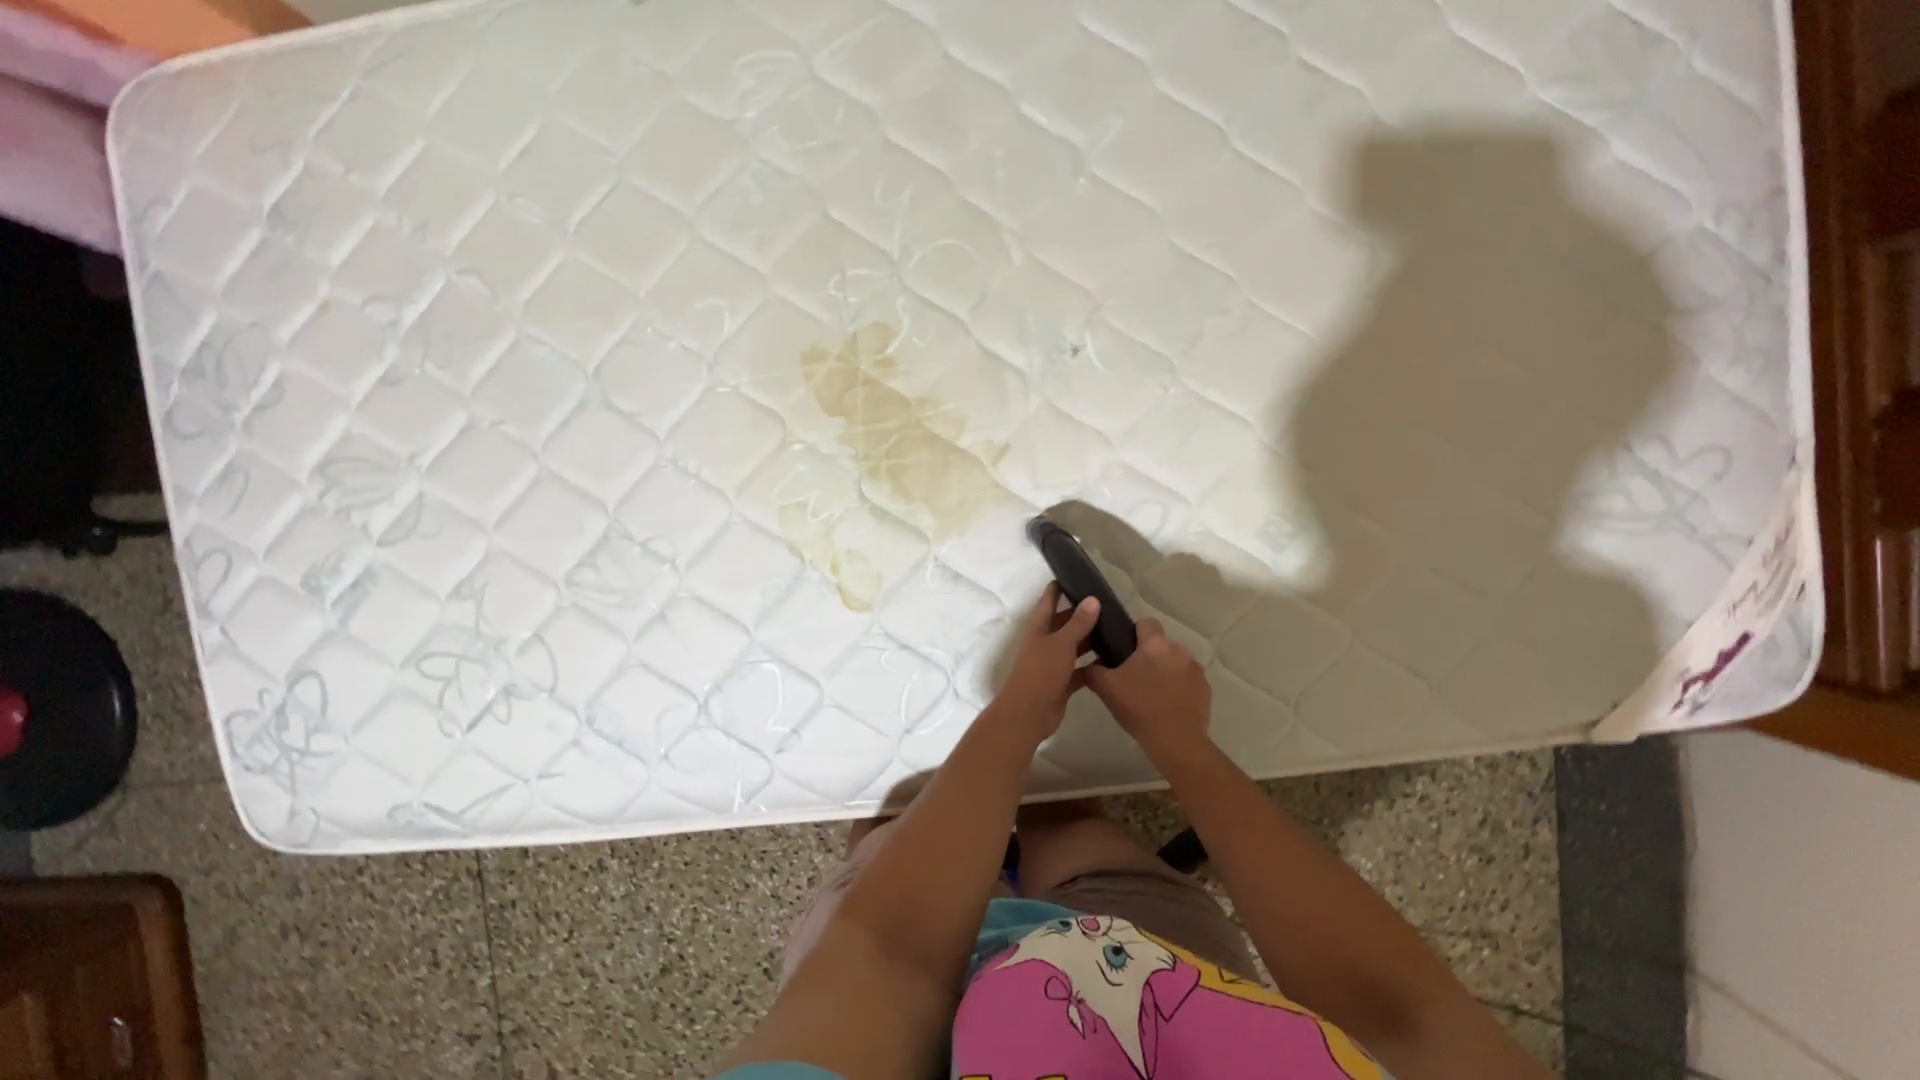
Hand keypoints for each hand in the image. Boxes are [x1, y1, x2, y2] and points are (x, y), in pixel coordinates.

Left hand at [990, 584, 1100, 741]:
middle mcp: (1045, 642)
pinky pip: (1080, 669)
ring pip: (1074, 646)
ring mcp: (1053, 663)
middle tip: (1109, 604)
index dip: (1059, 588)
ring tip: (1116, 629)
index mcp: (1039, 628)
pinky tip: (1112, 660)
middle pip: (1064, 623)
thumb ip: (1078, 623)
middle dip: (1082, 614)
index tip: (1075, 574)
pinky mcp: (1063, 682)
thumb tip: (1093, 599)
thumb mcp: (1060, 644)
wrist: (1028, 714)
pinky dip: (1093, 665)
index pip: (1048, 601)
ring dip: (1090, 639)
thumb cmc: (1040, 673)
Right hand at [1083, 618, 1210, 757]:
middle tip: (1135, 677)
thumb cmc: (1138, 708)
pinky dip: (1180, 688)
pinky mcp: (1205, 689)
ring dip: (1167, 671)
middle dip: (1150, 656)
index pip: (1147, 622)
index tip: (1126, 649)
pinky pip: (1189, 681)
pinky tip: (1169, 706)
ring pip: (1176, 663)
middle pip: (1162, 645)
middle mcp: (1179, 651)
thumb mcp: (1106, 689)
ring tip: (1154, 694)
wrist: (1175, 740)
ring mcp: (1196, 670)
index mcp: (1155, 645)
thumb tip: (1086, 665)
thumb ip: (1093, 671)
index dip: (1135, 631)